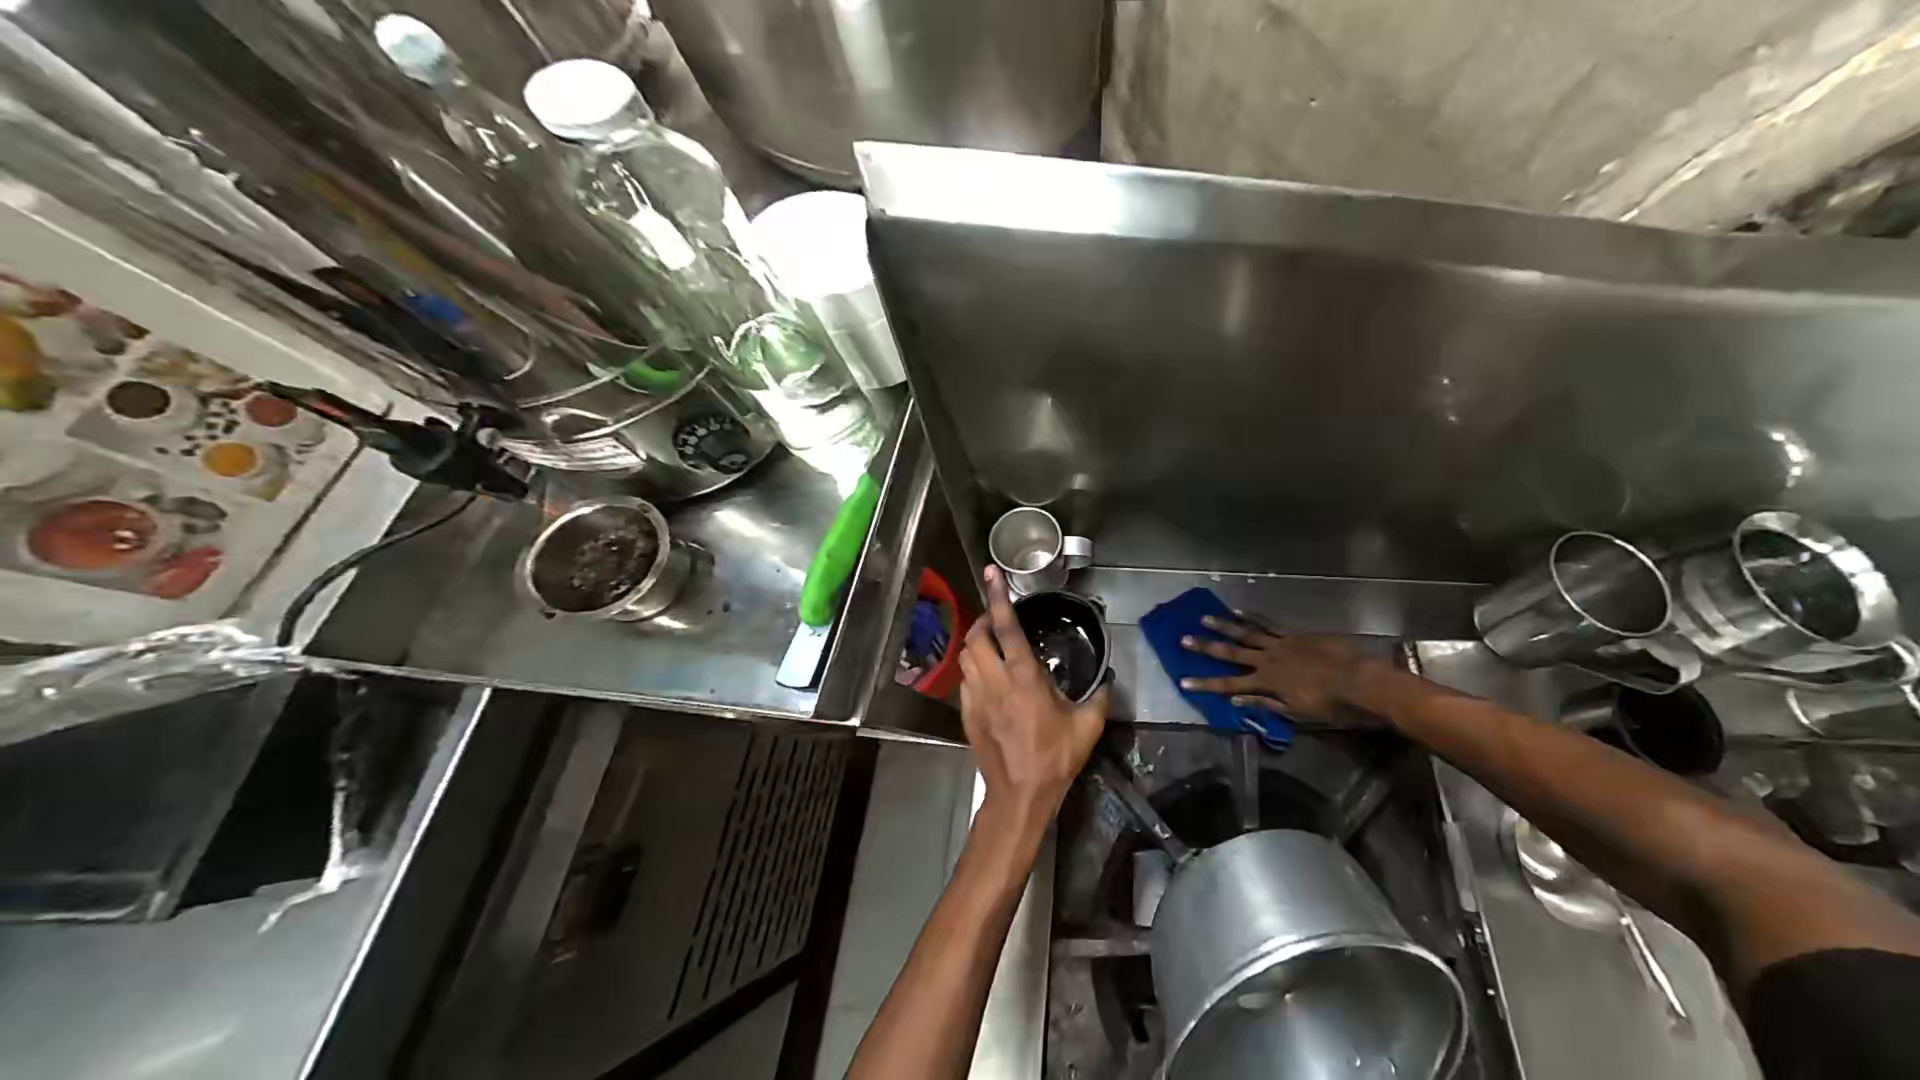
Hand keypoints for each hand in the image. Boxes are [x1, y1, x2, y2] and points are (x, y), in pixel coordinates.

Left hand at [958, 566, 1108, 817]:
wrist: (1019, 795)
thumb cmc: (1055, 759)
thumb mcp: (1087, 727)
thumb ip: (1099, 698)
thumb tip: (1107, 682)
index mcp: (1024, 678)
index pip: (1006, 628)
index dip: (998, 597)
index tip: (992, 574)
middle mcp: (995, 681)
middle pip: (975, 636)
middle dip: (983, 620)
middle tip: (997, 620)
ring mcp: (975, 697)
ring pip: (965, 656)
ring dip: (976, 644)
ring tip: (991, 644)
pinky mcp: (966, 713)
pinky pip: (964, 680)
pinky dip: (972, 670)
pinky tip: (988, 678)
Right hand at [1179, 617, 1402, 720]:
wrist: (1360, 681)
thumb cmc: (1330, 704)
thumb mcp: (1296, 712)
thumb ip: (1265, 703)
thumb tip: (1236, 700)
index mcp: (1266, 682)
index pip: (1228, 684)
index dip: (1205, 683)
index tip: (1184, 681)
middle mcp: (1267, 660)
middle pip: (1230, 653)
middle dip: (1206, 647)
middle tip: (1184, 639)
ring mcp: (1280, 644)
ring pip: (1246, 633)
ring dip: (1224, 626)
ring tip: (1204, 619)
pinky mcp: (1295, 635)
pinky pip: (1269, 625)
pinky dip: (1253, 618)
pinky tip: (1240, 611)